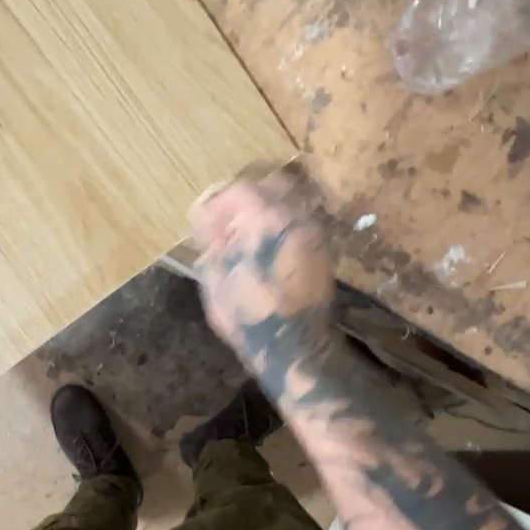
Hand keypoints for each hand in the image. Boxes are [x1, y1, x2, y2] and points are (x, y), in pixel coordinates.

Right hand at [191, 167, 338, 395]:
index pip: (239, 189)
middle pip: (271, 184)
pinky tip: (268, 249)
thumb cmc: (247, 315)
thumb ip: (213, 245)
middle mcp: (294, 217)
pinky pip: (300, 223)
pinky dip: (282, 227)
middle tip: (230, 220)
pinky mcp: (322, 250)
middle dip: (247, 198)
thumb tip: (210, 226)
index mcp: (263, 220)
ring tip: (249, 236)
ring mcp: (313, 233)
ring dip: (267, 211)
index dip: (218, 203)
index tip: (206, 221)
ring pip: (290, 201)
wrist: (293, 344)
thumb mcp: (215, 279)